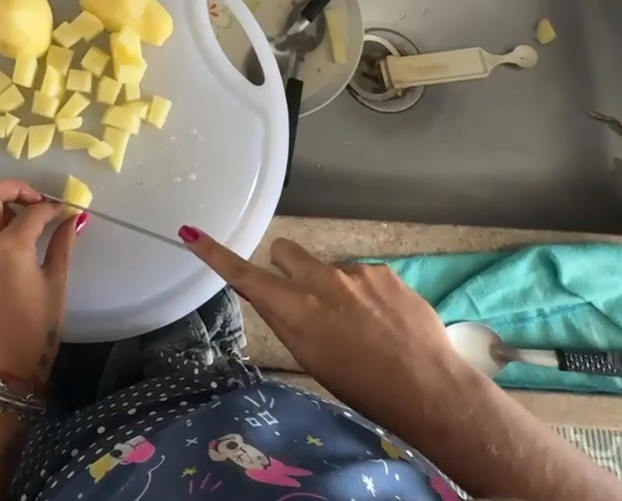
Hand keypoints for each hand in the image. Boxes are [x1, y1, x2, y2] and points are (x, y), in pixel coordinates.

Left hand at [0, 180, 83, 390]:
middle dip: (15, 188)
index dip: (54, 208)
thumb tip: (73, 219)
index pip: (34, 212)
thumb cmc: (34, 332)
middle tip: (37, 201)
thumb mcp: (56, 286)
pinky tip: (4, 235)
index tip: (68, 211)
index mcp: (9, 247)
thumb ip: (63, 246)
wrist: (0, 371)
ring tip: (18, 216)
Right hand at [180, 228, 476, 409]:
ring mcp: (355, 272)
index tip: (191, 232)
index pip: (245, 274)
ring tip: (361, 325)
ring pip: (327, 267)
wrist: (430, 390)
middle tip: (307, 299)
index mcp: (297, 309)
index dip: (215, 254)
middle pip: (285, 251)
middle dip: (288, 267)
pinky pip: (360, 275)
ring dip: (333, 287)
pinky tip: (384, 321)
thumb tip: (261, 292)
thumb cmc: (363, 387)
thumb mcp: (311, 358)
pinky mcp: (383, 270)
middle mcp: (321, 281)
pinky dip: (365, 293)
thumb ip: (283, 319)